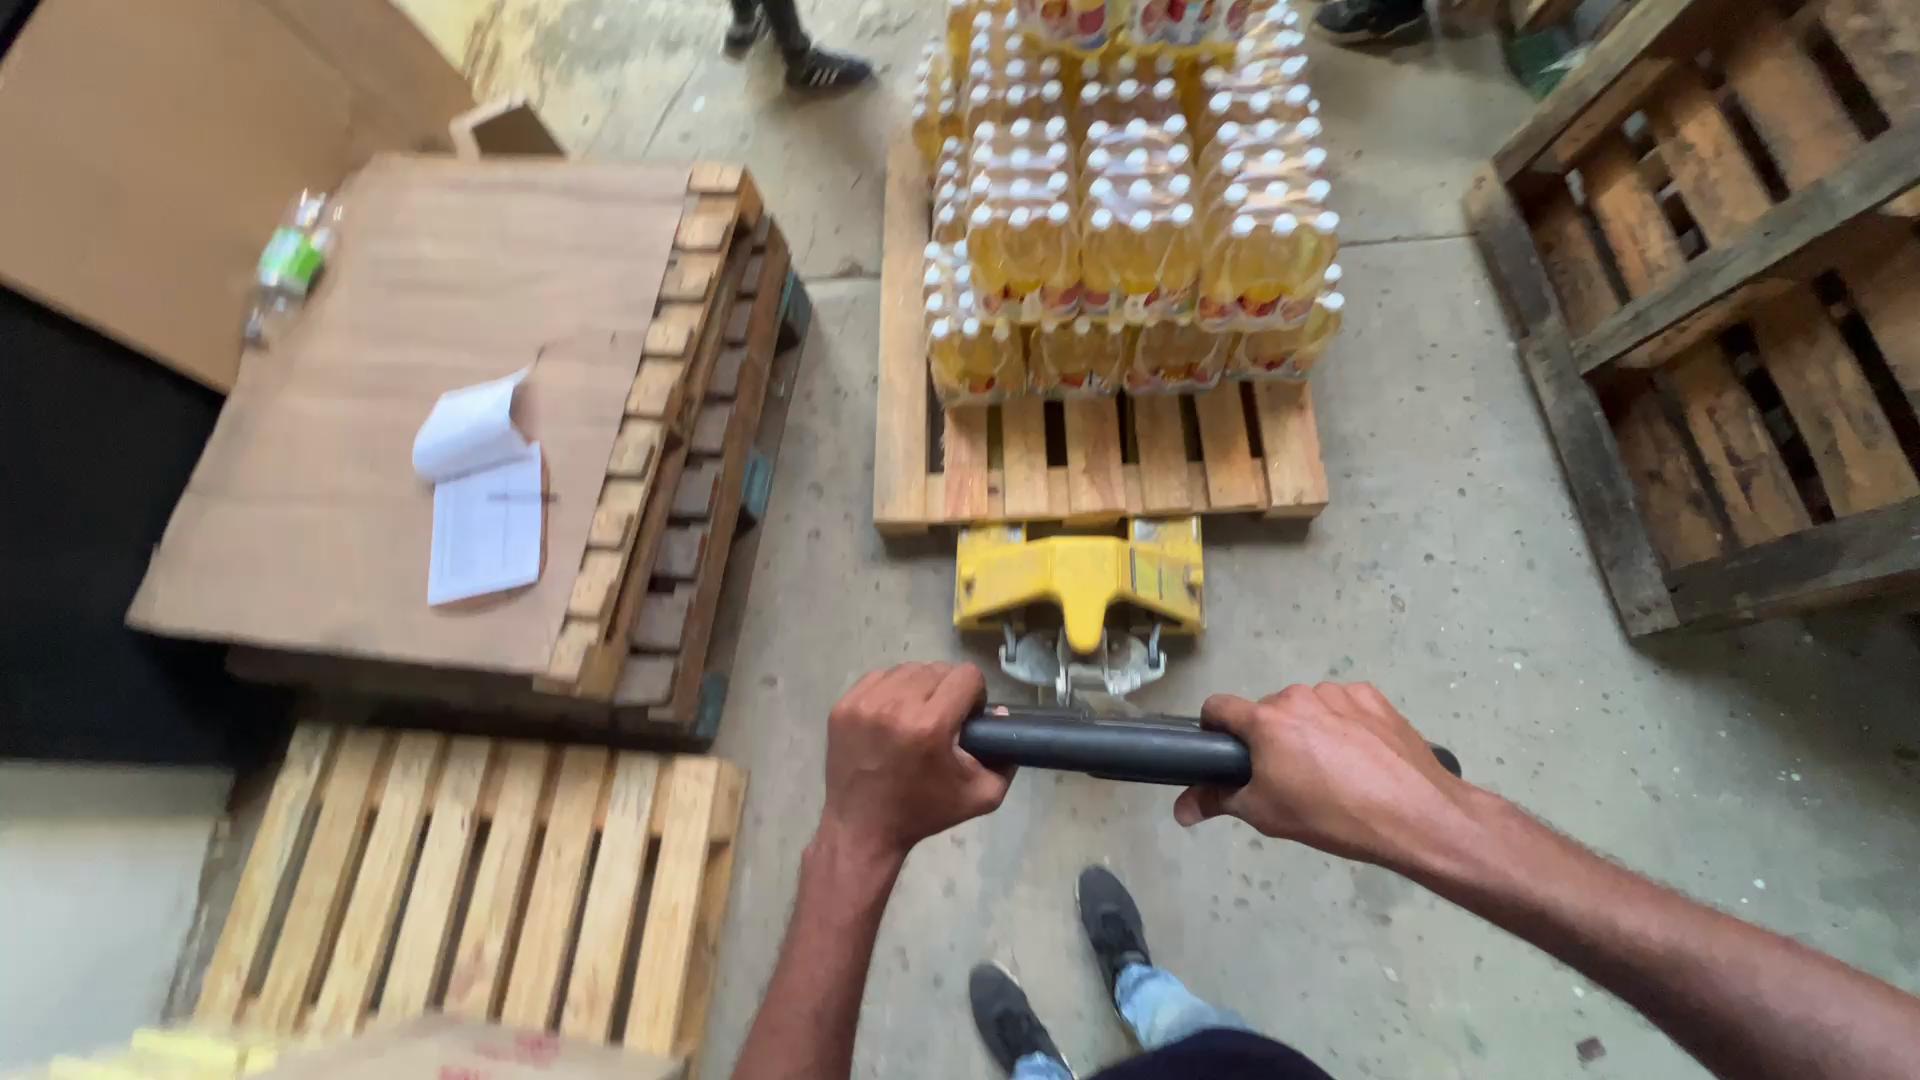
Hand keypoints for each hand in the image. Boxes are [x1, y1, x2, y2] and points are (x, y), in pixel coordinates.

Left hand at [818, 662, 1011, 865]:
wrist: (863, 828)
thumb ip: (1005, 757)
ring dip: (919, 687)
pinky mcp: (844, 706)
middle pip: (938, 670)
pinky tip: (892, 716)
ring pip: (908, 670)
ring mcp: (865, 704)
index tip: (968, 716)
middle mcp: (896, 706)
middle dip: (947, 691)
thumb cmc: (923, 812)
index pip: (966, 676)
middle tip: (943, 719)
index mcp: (930, 725)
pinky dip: (891, 690)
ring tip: (916, 715)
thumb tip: (1001, 714)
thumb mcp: (981, 796)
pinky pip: (879, 677)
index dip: (975, 694)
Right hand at [1173, 683, 1476, 865]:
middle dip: (1268, 737)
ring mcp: (1337, 693)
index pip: (1217, 706)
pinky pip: (1342, 705)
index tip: (1227, 754)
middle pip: (1266, 712)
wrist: (1418, 817)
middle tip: (1287, 775)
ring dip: (1307, 729)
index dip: (1214, 729)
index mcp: (1264, 720)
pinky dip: (1343, 724)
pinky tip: (1360, 755)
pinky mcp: (1372, 697)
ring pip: (1305, 708)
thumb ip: (1217, 801)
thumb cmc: (1332, 817)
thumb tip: (1180, 811)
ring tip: (1332, 769)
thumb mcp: (1267, 815)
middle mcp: (1296, 696)